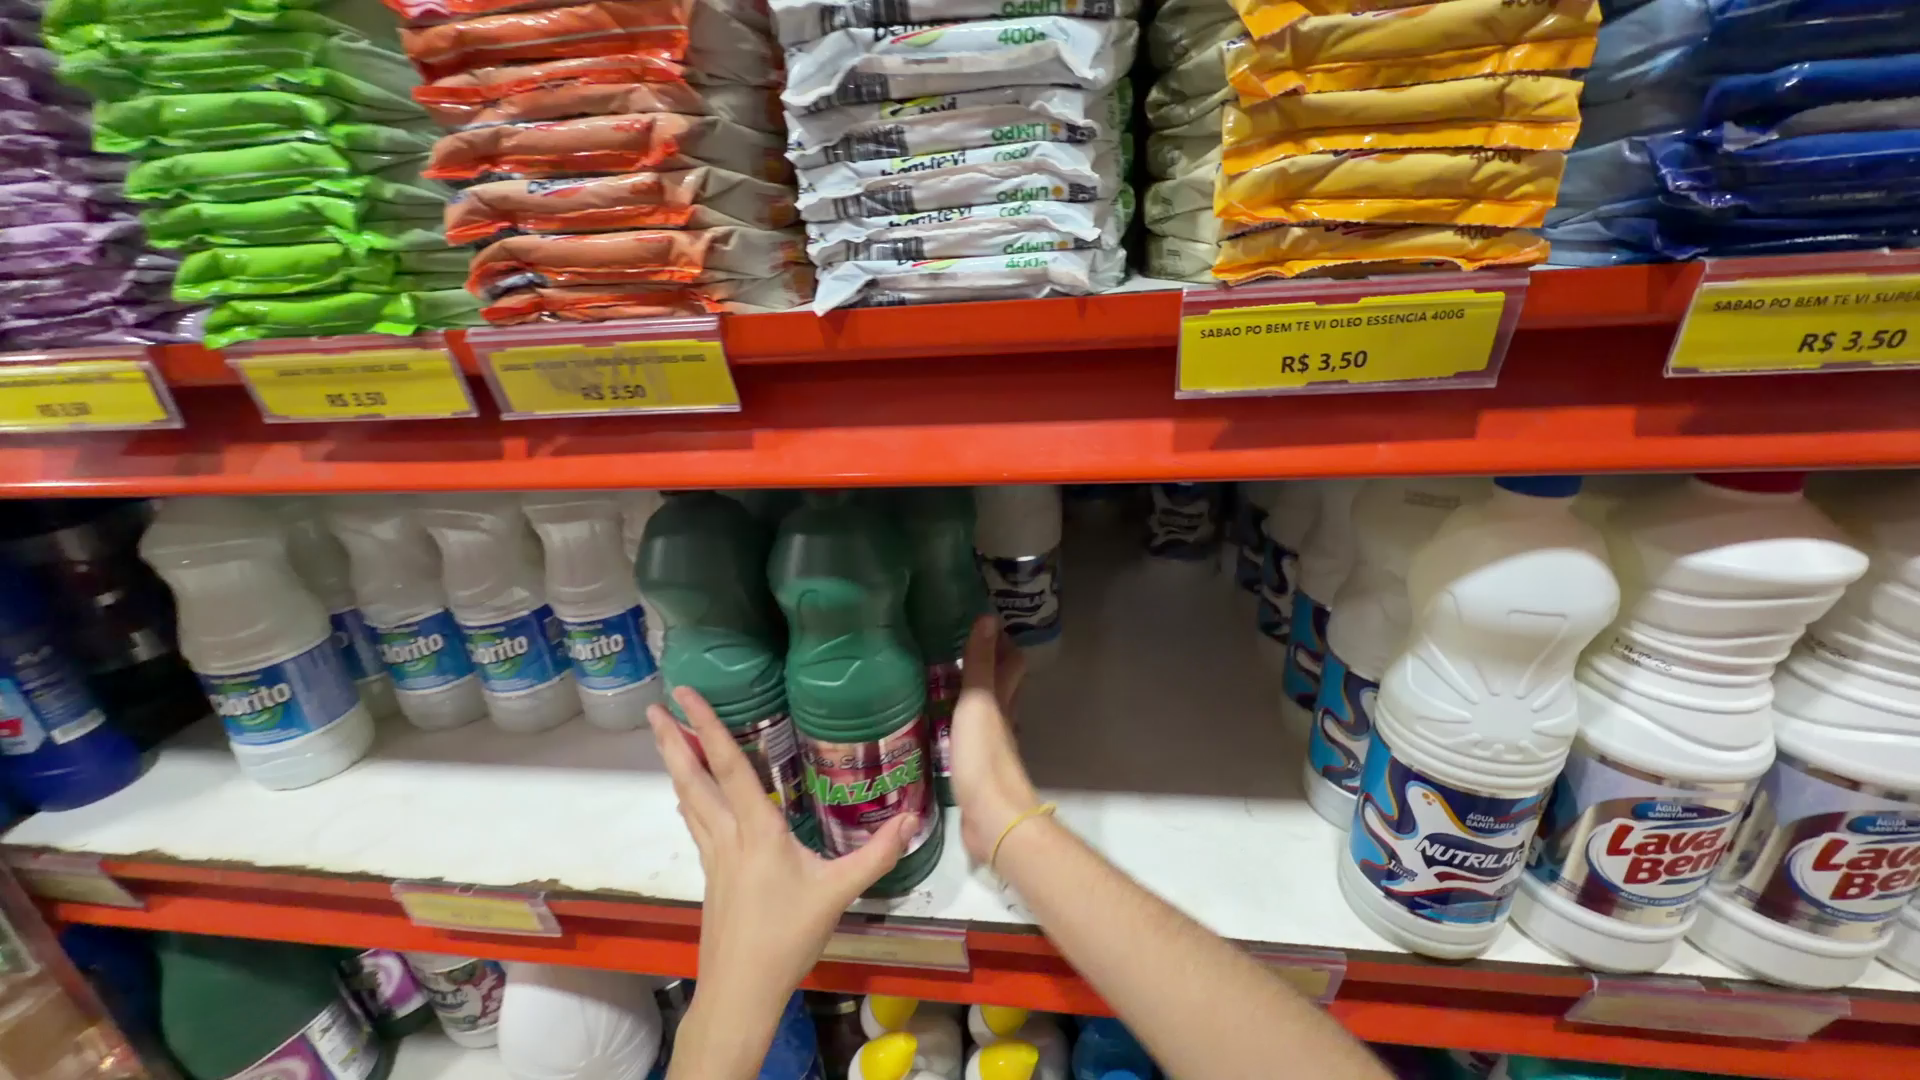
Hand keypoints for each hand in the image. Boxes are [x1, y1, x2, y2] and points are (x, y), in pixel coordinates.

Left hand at [647, 686, 918, 1001]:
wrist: (740, 991)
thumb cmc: (787, 938)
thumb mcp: (839, 893)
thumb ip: (877, 854)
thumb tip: (912, 818)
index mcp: (757, 830)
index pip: (730, 767)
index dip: (708, 728)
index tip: (685, 697)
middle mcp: (728, 835)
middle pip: (694, 779)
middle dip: (673, 741)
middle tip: (656, 708)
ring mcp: (714, 856)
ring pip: (689, 800)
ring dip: (676, 765)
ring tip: (666, 737)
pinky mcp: (710, 874)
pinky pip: (695, 823)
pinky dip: (688, 797)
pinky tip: (686, 797)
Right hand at [949, 615, 1040, 863]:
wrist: (991, 818)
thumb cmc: (984, 756)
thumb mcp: (977, 702)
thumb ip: (980, 664)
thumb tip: (988, 617)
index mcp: (1004, 701)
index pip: (1010, 662)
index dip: (1001, 641)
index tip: (977, 620)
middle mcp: (1002, 720)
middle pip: (1000, 685)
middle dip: (985, 665)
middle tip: (952, 646)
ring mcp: (990, 746)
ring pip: (985, 710)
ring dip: (969, 694)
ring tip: (939, 679)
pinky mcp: (975, 769)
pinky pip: (968, 736)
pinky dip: (957, 723)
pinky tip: (938, 723)